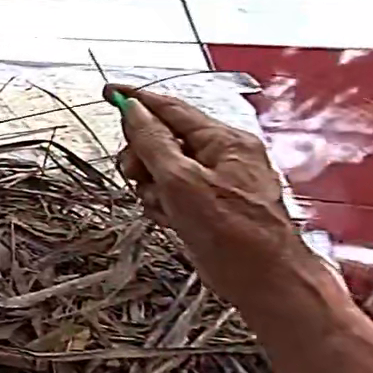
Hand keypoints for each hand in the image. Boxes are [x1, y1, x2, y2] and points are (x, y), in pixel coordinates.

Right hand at [110, 85, 312, 304]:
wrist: (263, 280)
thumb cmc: (234, 233)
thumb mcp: (181, 181)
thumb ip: (152, 142)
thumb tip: (133, 111)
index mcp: (224, 141)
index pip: (170, 108)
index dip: (136, 100)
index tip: (109, 92)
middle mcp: (221, 156)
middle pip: (159, 140)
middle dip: (141, 158)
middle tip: (136, 174)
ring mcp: (212, 180)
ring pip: (158, 168)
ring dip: (149, 186)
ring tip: (163, 205)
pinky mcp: (204, 203)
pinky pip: (167, 191)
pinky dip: (160, 203)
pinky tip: (170, 218)